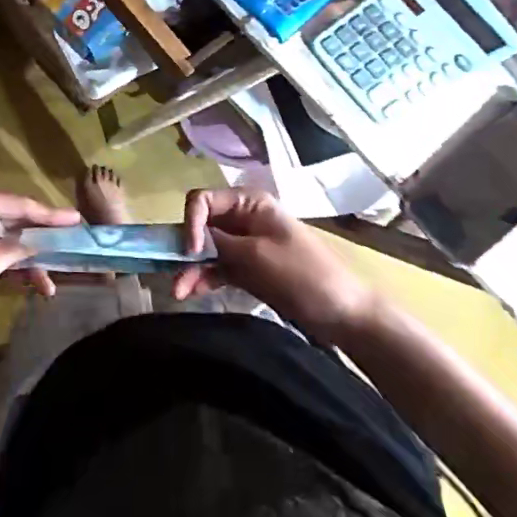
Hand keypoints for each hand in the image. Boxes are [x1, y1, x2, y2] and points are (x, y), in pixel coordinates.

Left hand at [0, 188, 79, 345]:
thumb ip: (20, 247)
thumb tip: (49, 239)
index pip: (18, 205)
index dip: (49, 214)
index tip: (77, 219)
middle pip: (14, 221)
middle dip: (42, 239)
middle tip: (74, 243)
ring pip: (7, 240)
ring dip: (29, 260)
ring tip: (51, 283)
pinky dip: (14, 267)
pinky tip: (36, 285)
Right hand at [171, 188, 378, 342]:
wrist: (346, 316)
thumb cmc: (304, 276)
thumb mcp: (257, 255)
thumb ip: (219, 243)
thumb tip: (189, 239)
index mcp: (249, 204)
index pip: (202, 201)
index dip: (190, 222)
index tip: (189, 250)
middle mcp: (243, 219)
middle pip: (200, 225)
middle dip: (184, 248)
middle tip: (170, 271)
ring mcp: (245, 246)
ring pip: (205, 250)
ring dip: (190, 268)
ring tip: (178, 292)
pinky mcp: (247, 270)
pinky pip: (216, 269)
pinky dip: (203, 279)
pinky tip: (190, 292)